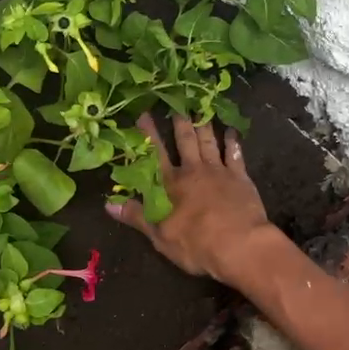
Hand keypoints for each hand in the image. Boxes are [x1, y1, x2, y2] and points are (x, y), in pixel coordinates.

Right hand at [105, 113, 283, 286]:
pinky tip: (232, 130)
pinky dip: (232, 142)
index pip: (155, 154)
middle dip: (179, 123)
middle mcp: (193, 171)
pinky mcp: (240, 178)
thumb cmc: (196, 244)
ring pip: (209, 142)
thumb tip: (108, 203)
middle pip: (185, 141)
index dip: (149, 135)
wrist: (240, 245)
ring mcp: (218, 172)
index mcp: (171, 185)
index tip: (143, 114)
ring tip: (201, 109)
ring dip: (204, 126)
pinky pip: (235, 154)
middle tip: (176, 104)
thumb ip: (136, 215)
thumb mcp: (160, 235)